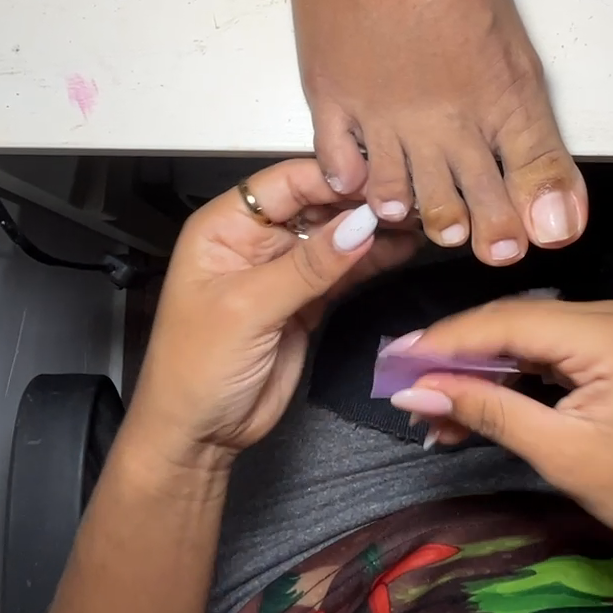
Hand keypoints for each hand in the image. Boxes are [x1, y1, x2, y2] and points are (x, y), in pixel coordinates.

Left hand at [123, 159, 417, 473]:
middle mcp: (256, 239)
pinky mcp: (306, 299)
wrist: (200, 435)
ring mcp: (284, 269)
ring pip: (335, 237)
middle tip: (408, 199)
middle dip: (359, 202)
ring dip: (372, 230)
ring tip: (416, 220)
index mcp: (225, 226)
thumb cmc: (195, 368)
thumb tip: (360, 225)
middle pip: (316, 204)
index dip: (332, 177)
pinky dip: (372, 261)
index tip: (378, 178)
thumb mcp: (248, 309)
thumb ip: (307, 266)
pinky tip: (402, 249)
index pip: (285, 183)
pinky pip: (344, 270)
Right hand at [384, 298, 612, 564]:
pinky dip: (498, 379)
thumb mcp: (559, 453)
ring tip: (427, 409)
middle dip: (453, 356)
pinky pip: (532, 353)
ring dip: (471, 371)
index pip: (507, 323)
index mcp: (605, 331)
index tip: (394, 361)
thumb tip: (412, 394)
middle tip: (400, 383)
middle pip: (508, 323)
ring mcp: (600, 328)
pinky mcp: (593, 347)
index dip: (446, 341)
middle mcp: (603, 314)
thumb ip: (485, 411)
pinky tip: (463, 406)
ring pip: (514, 337)